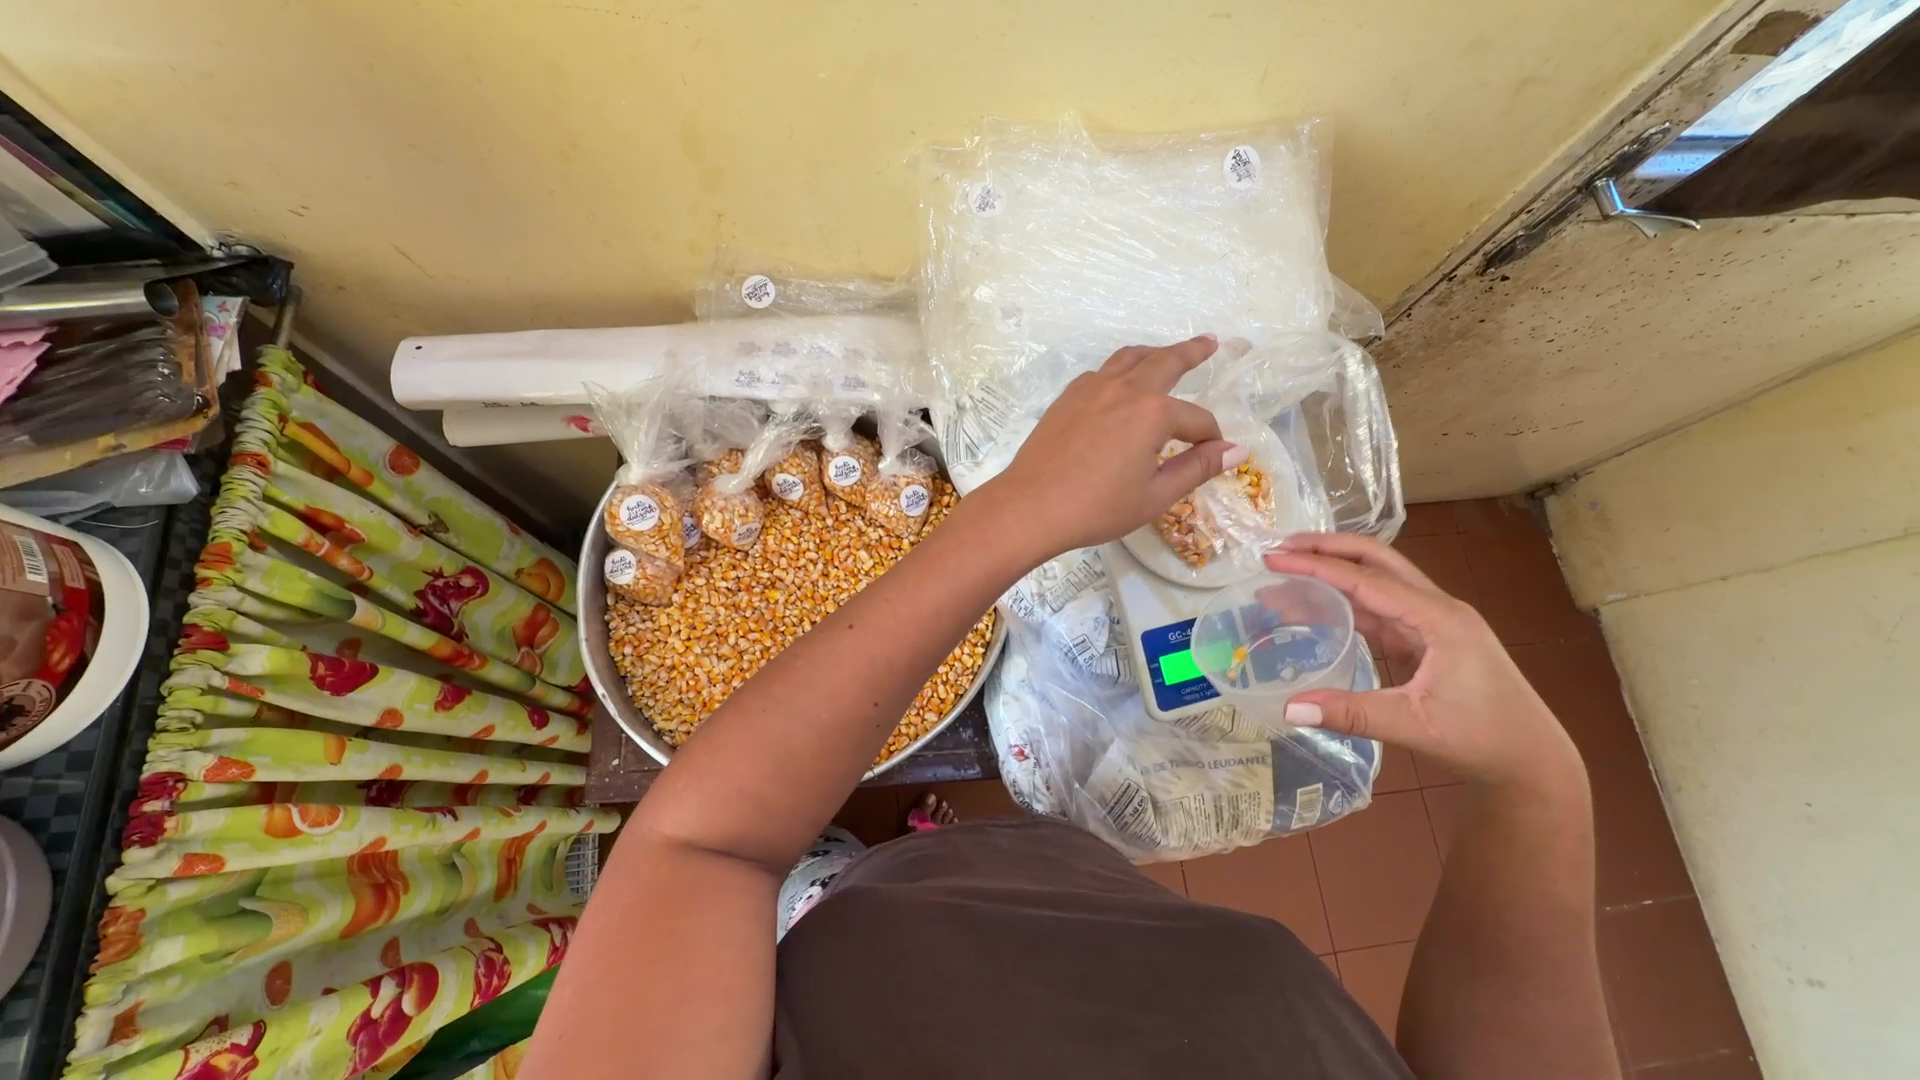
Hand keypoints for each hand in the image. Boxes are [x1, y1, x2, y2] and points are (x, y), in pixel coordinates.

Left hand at [982, 336, 1245, 557]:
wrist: (1030, 507)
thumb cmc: (1097, 508)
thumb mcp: (1155, 496)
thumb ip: (1197, 468)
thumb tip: (1236, 450)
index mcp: (1152, 413)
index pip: (1196, 420)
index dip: (1210, 437)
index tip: (1216, 453)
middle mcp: (1125, 390)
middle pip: (1166, 361)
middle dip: (1192, 351)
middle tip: (1211, 342)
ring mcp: (1091, 389)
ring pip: (1129, 358)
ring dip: (1153, 352)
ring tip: (1166, 352)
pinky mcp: (1067, 398)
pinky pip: (1101, 372)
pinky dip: (1120, 370)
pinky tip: (1120, 384)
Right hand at [1263, 533, 1584, 794]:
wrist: (1532, 761)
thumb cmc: (1482, 739)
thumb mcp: (1413, 726)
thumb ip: (1350, 714)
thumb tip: (1289, 709)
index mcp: (1440, 618)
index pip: (1367, 580)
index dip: (1317, 567)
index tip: (1274, 560)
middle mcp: (1438, 608)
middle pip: (1377, 560)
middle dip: (1327, 549)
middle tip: (1279, 550)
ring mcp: (1435, 622)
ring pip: (1378, 582)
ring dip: (1334, 573)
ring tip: (1288, 573)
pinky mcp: (1428, 639)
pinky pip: (1381, 609)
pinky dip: (1346, 602)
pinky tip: (1317, 608)